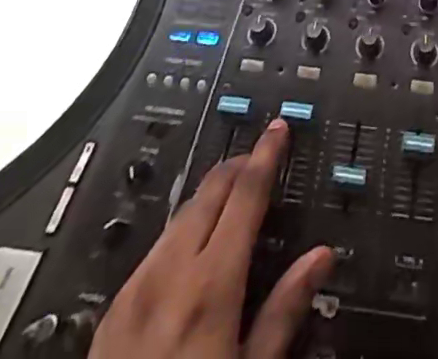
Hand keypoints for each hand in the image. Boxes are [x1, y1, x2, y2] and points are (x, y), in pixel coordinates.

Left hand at [90, 120, 334, 358]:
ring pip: (181, 213)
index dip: (265, 155)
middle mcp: (171, 270)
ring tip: (235, 193)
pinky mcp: (118, 299)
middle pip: (208, 192)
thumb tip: (319, 258)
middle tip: (261, 155)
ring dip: (209, 195)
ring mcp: (138, 281)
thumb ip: (286, 309)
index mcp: (212, 283)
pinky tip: (195, 244)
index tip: (277, 128)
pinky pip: (157, 243)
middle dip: (237, 165)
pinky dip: (183, 228)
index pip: (244, 195)